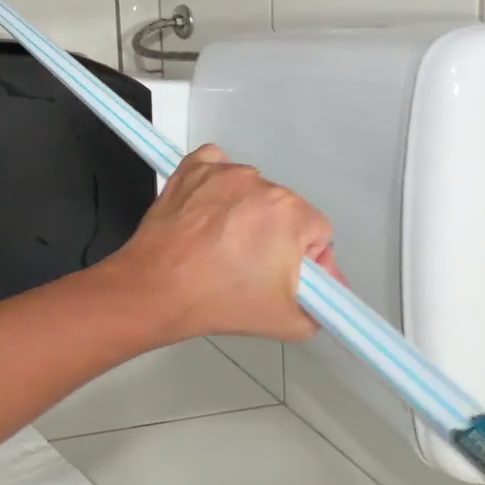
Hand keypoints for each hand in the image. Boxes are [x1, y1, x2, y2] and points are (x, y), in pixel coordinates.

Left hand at [101, 144, 342, 344]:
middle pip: (283, 208)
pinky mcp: (189, 171)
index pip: (318, 231)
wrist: (158, 287)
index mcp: (290, 212)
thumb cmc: (218, 299)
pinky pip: (214, 164)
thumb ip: (324, 306)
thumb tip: (326, 292)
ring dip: (243, 210)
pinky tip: (208, 208)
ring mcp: (219, 173)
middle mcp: (256, 183)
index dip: (307, 257)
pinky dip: (215, 182)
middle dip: (274, 235)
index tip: (287, 273)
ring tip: (222, 242)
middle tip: (250, 263)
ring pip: (249, 189)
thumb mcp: (291, 320)